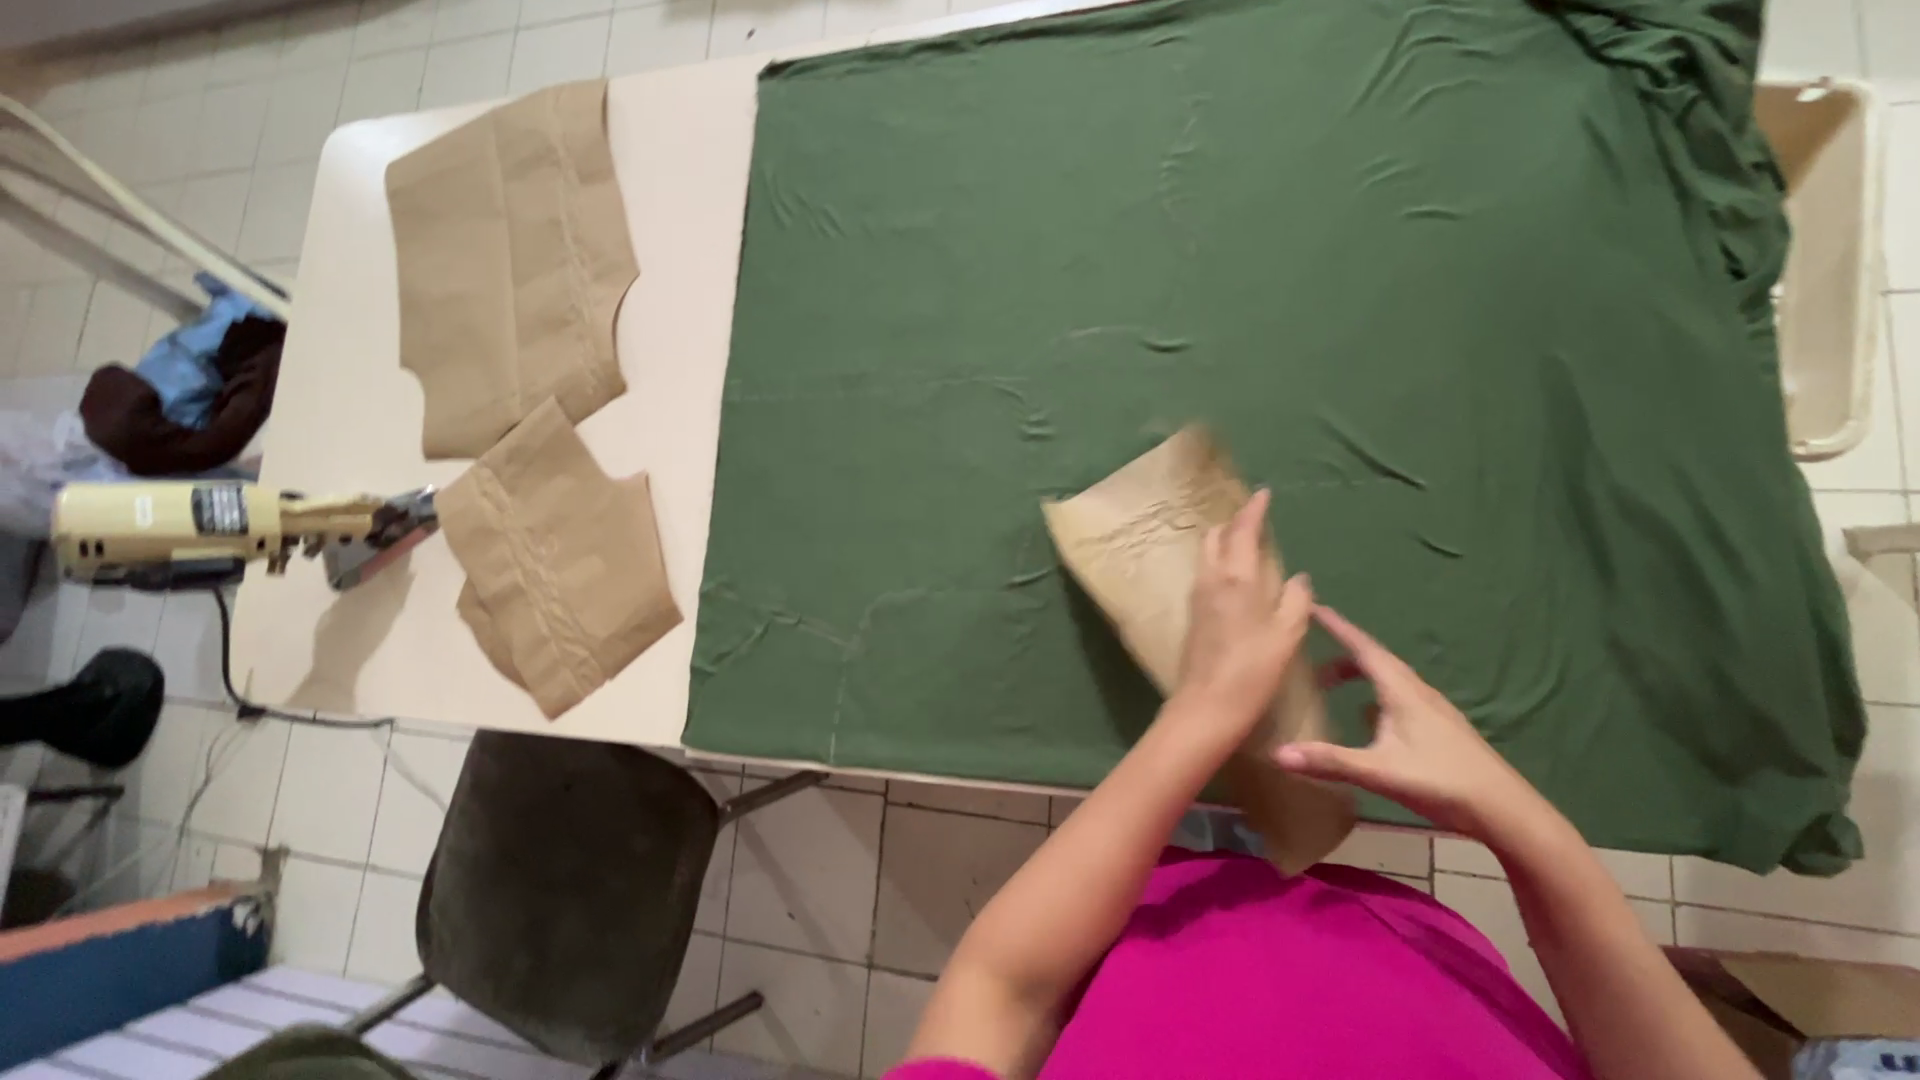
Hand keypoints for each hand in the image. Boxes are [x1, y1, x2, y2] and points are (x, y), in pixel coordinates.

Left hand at [1175, 489, 1314, 727]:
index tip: (1263, 494)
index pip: (1242, 531)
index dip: (1253, 511)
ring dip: (1223, 541)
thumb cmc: (1252, 670)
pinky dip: (1218, 562)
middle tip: (1253, 517)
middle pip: (1215, 538)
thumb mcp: (1287, 635)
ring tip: (1244, 541)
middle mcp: (1210, 580)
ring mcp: (1196, 597)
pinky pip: (1205, 574)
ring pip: (1206, 555)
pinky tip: (1233, 575)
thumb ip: (1296, 600)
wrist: (1206, 705)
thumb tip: (1299, 577)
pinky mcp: (1192, 615)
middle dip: (1232, 523)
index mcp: (1236, 578)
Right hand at [1272, 604, 1545, 840]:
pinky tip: (1368, 720)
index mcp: (1402, 692)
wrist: (1506, 811)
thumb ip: (1329, 761)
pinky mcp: (1440, 728)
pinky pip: (1399, 698)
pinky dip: (1374, 696)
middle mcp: (1418, 692)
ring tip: (1331, 687)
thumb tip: (1277, 754)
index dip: (1337, 626)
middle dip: (1341, 653)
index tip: (1312, 605)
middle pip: (1375, 660)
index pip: (1363, 648)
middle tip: (1309, 660)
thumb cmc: (1441, 782)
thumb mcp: (1379, 771)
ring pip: (1389, 680)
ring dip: (1359, 675)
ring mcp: (1433, 710)